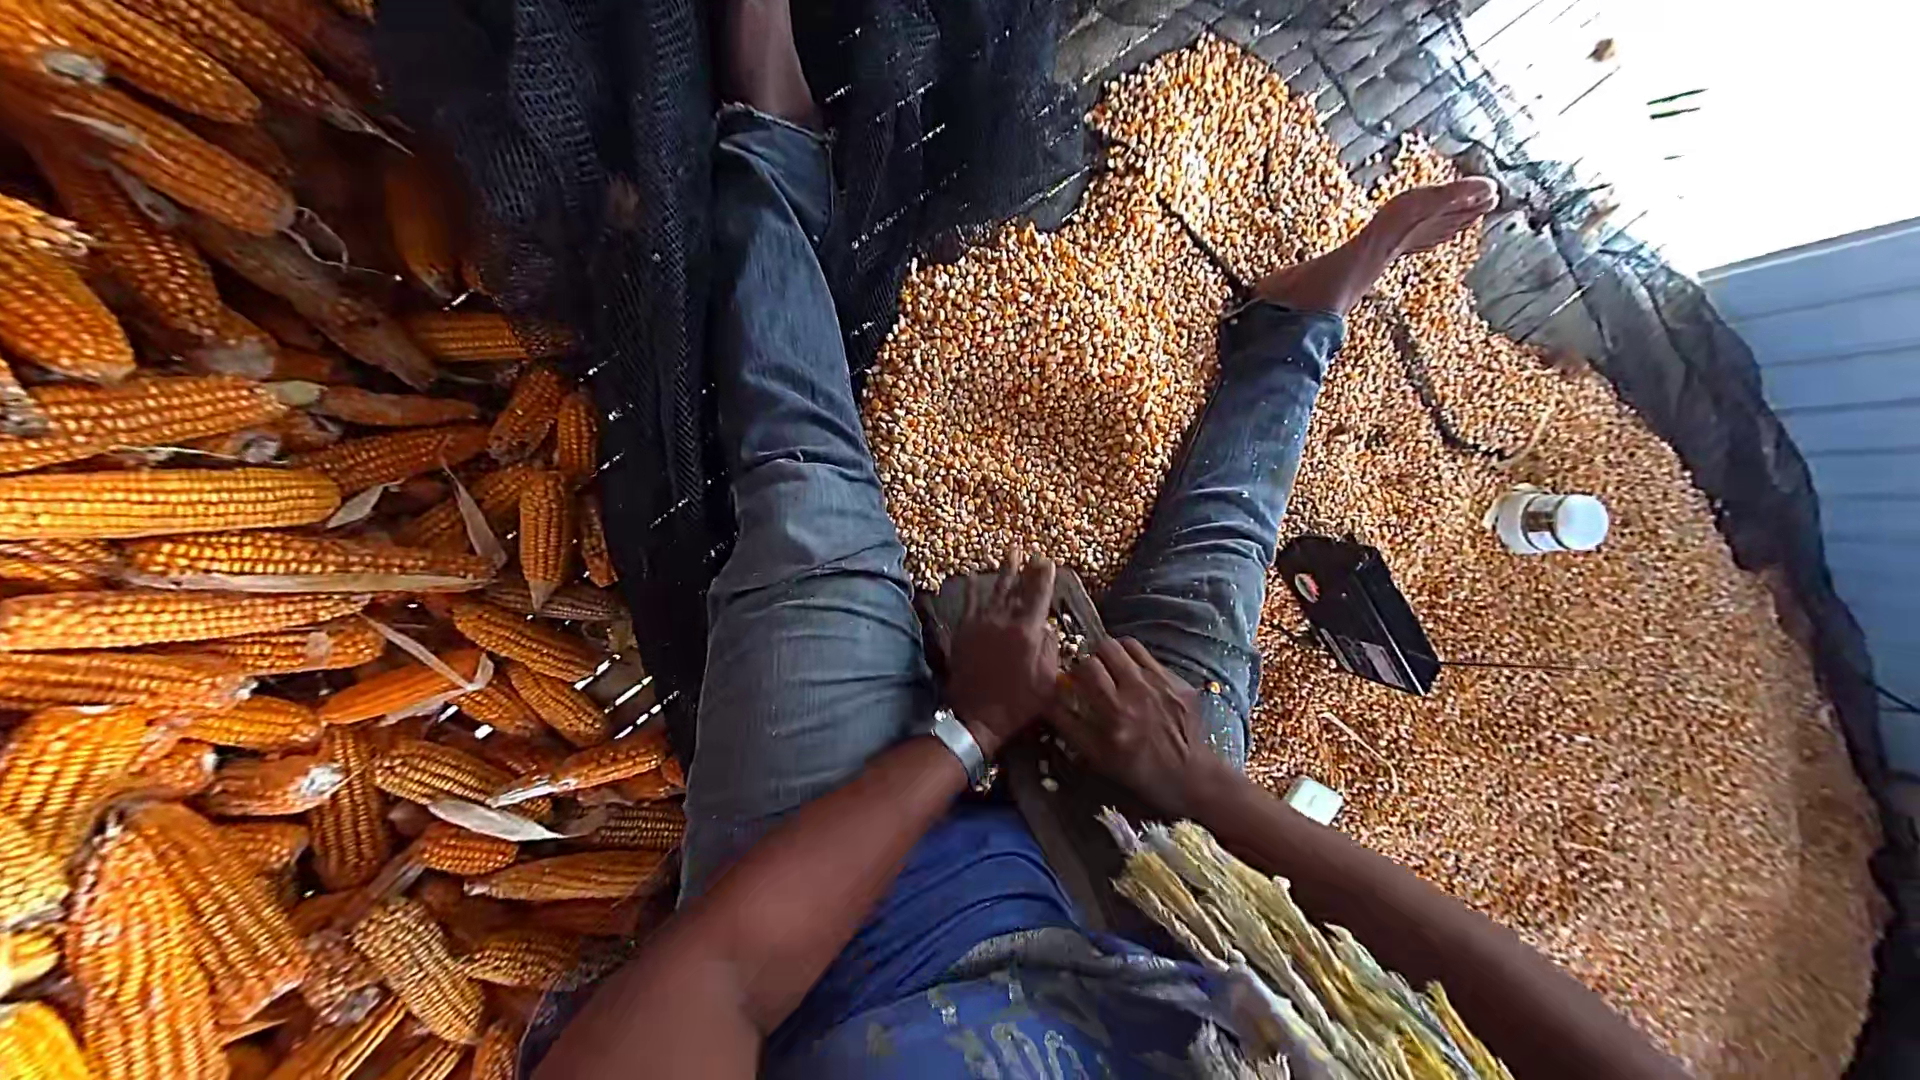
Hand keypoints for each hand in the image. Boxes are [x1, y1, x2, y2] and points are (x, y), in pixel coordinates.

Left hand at [943, 549, 1058, 757]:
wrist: (977, 717)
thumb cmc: (1018, 703)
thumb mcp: (1047, 680)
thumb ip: (1049, 649)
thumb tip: (1045, 627)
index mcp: (1027, 633)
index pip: (1039, 597)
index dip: (1045, 577)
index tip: (1049, 562)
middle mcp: (1003, 622)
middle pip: (1017, 588)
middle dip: (1026, 568)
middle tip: (1030, 551)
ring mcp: (981, 624)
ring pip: (994, 591)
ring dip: (1003, 571)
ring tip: (1009, 552)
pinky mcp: (964, 632)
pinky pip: (968, 604)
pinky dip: (971, 588)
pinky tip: (971, 575)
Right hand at [1049, 637, 1220, 819]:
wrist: (1192, 778)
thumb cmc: (1139, 770)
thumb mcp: (1097, 756)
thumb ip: (1069, 724)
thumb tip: (1048, 697)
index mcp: (1115, 713)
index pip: (1085, 668)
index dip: (1075, 670)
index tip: (1074, 680)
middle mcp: (1137, 693)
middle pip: (1105, 648)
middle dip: (1093, 657)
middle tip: (1093, 672)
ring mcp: (1161, 684)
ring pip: (1126, 645)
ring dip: (1114, 654)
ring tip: (1113, 669)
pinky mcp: (1178, 682)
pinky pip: (1148, 656)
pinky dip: (1135, 661)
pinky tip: (1136, 678)